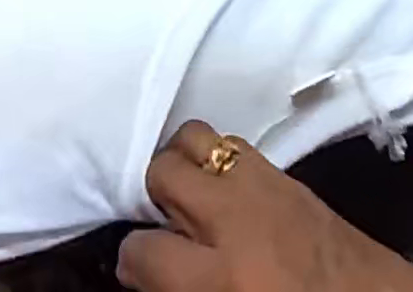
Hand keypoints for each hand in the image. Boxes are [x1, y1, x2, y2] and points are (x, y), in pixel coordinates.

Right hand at [118, 121, 412, 291]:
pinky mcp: (281, 168)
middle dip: (151, 190)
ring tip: (185, 187)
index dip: (130, 260)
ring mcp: (260, 182)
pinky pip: (232, 141)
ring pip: (197, 136)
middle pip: (164, 169)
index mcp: (220, 278)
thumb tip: (149, 266)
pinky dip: (216, 155)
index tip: (135, 264)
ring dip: (182, 159)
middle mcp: (234, 217)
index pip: (144, 251)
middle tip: (160, 216)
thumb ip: (183, 289)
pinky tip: (220, 181)